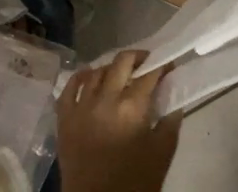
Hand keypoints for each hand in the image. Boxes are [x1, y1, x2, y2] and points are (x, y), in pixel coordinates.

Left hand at [57, 50, 183, 191]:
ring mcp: (81, 108)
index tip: (170, 66)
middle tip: (147, 65)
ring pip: (96, 71)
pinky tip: (89, 76)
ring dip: (111, 68)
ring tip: (120, 74)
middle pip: (122, 62)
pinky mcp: (64, 120)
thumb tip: (173, 97)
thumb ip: (170, 120)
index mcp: (132, 107)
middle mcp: (105, 99)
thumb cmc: (135, 182)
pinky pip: (68, 89)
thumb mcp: (163, 152)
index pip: (151, 73)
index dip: (163, 65)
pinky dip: (79, 78)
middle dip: (138, 58)